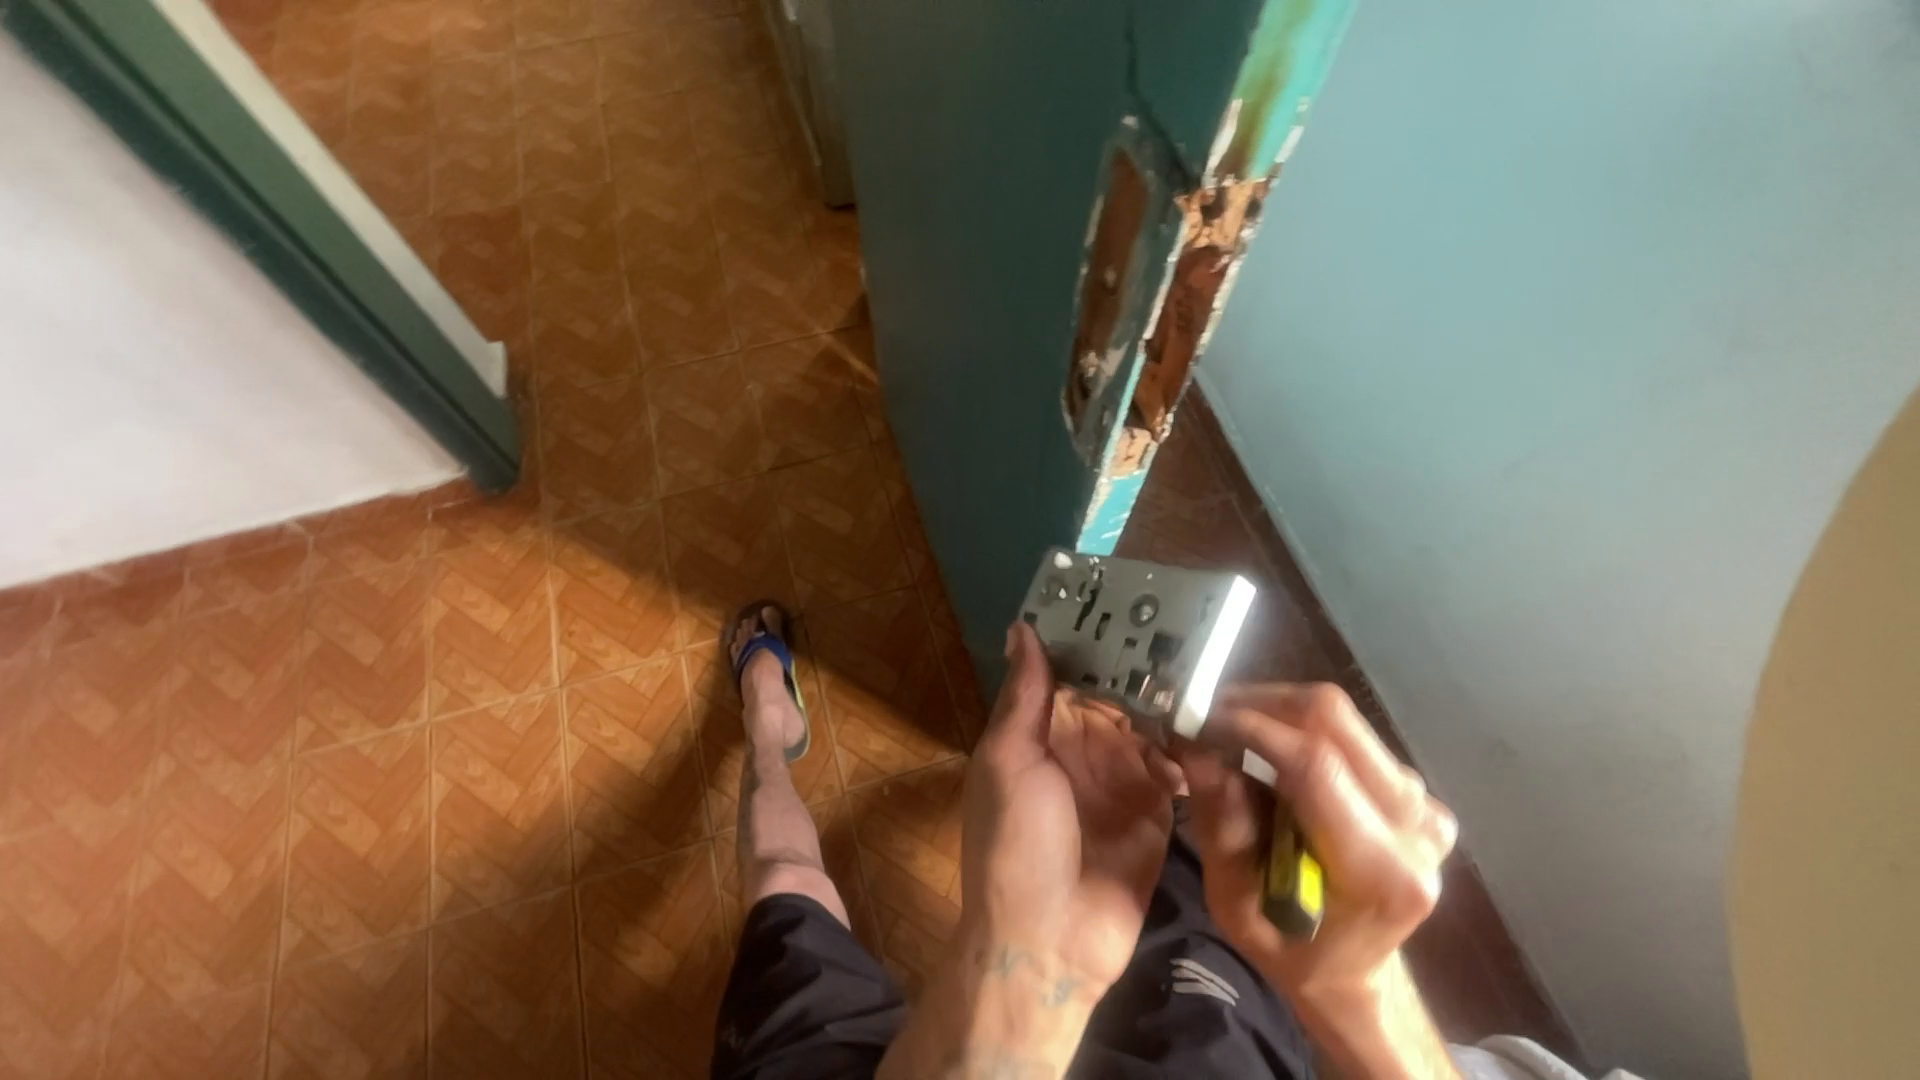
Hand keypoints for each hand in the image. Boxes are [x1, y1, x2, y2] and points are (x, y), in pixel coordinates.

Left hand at [960, 621, 1181, 989]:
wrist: (1050, 943)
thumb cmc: (1017, 842)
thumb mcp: (1009, 760)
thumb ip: (1025, 696)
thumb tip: (1022, 626)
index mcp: (1040, 731)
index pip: (1073, 672)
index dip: (1097, 640)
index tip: (1130, 599)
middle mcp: (1083, 748)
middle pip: (1120, 694)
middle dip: (1147, 667)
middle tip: (1189, 628)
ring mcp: (1122, 778)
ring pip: (1153, 725)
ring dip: (1175, 703)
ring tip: (1211, 668)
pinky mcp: (1157, 810)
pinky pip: (1178, 768)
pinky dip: (1194, 747)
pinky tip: (1215, 725)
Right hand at [1179, 683, 1461, 1078]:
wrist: (1351, 970)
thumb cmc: (1289, 947)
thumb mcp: (1234, 902)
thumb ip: (1220, 823)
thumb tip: (1194, 745)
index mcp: (1379, 872)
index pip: (1315, 766)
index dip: (1250, 727)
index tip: (1195, 715)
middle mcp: (1416, 829)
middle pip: (1333, 721)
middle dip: (1258, 703)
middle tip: (1205, 713)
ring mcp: (1423, 804)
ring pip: (1340, 718)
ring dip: (1274, 710)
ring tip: (1227, 729)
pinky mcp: (1413, 788)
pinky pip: (1347, 732)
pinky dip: (1295, 725)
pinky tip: (1263, 747)